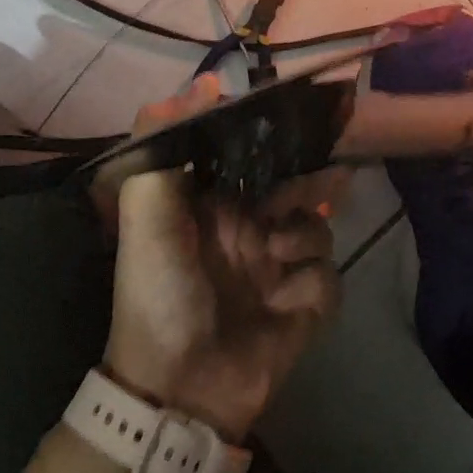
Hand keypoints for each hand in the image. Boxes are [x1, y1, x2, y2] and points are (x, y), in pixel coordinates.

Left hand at [102, 76, 348, 441]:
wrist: (178, 388)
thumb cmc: (159, 290)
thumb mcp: (145, 211)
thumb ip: (161, 144)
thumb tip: (199, 85)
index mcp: (212, 203)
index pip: (253, 155)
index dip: (275, 137)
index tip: (299, 115)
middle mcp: (248, 227)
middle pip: (296, 184)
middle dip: (308, 177)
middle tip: (325, 170)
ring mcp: (278, 266)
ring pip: (317, 225)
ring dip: (302, 236)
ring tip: (274, 256)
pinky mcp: (304, 305)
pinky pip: (327, 275)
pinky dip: (310, 283)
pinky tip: (283, 300)